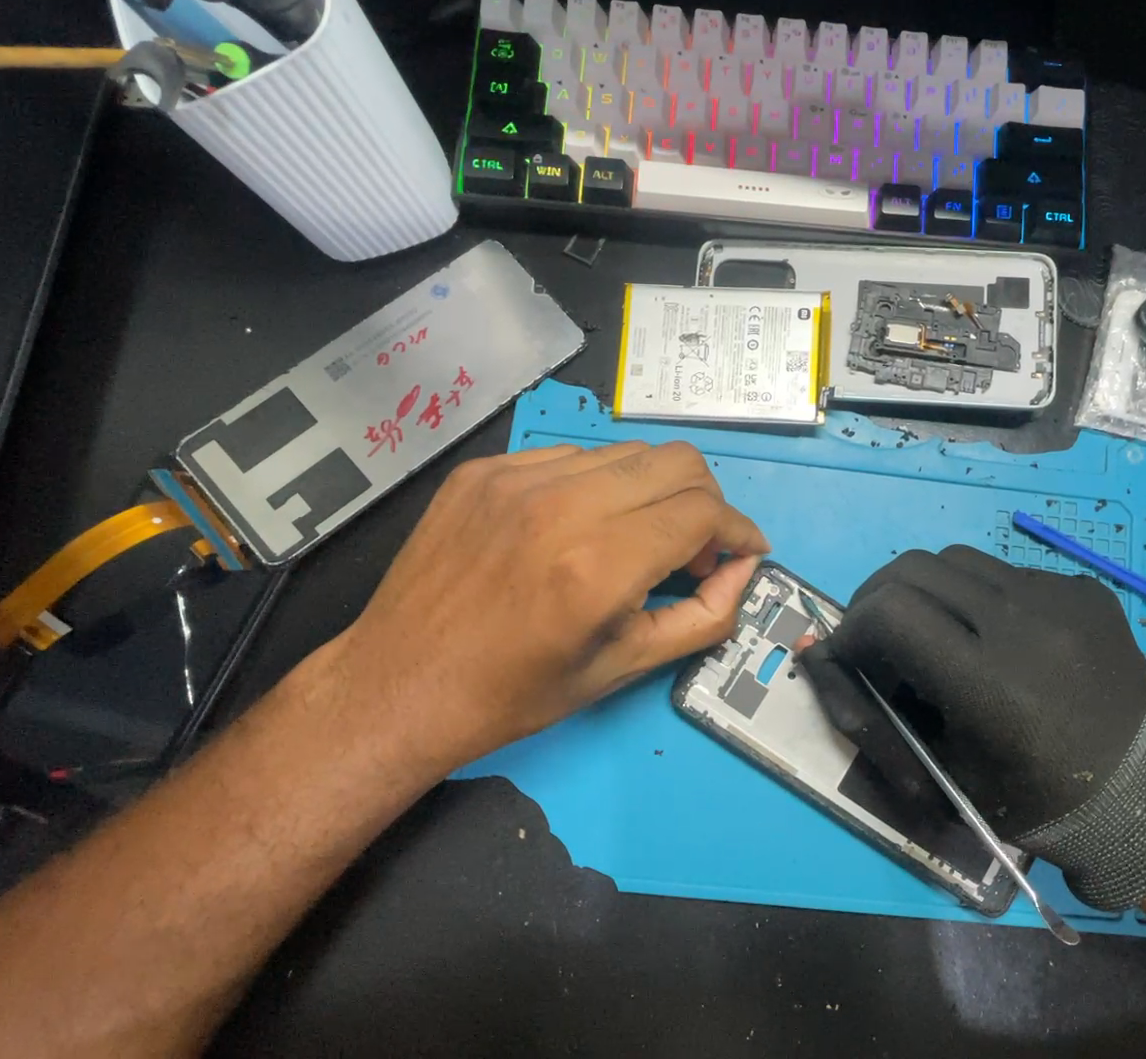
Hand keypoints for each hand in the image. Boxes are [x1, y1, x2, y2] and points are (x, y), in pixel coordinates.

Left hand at [324, 442, 767, 772]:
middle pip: (678, 461)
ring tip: (636, 538)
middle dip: (707, 503)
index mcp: (600, 563)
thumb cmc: (517, 692)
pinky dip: (599, 486)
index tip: (745, 553)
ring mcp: (517, 478)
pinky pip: (572, 457)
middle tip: (693, 550)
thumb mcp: (625, 667)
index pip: (703, 513)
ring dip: (654, 492)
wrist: (400, 684)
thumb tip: (743, 571)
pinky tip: (580, 528)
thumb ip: (704, 616)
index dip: (739, 531)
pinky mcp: (485, 471)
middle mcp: (563, 503)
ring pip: (628, 453)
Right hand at [796, 546, 1145, 910]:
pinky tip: (997, 636)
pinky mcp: (1085, 587)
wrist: (1140, 791)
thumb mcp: (941, 772)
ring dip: (928, 590)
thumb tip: (817, 653)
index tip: (851, 653)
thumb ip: (872, 713)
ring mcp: (1061, 597)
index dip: (853, 626)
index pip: (889, 611)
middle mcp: (1025, 623)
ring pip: (958, 559)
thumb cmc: (1030, 800)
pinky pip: (1008, 571)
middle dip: (878, 598)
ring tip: (935, 632)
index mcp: (989, 682)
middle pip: (914, 568)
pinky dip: (980, 596)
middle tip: (877, 635)